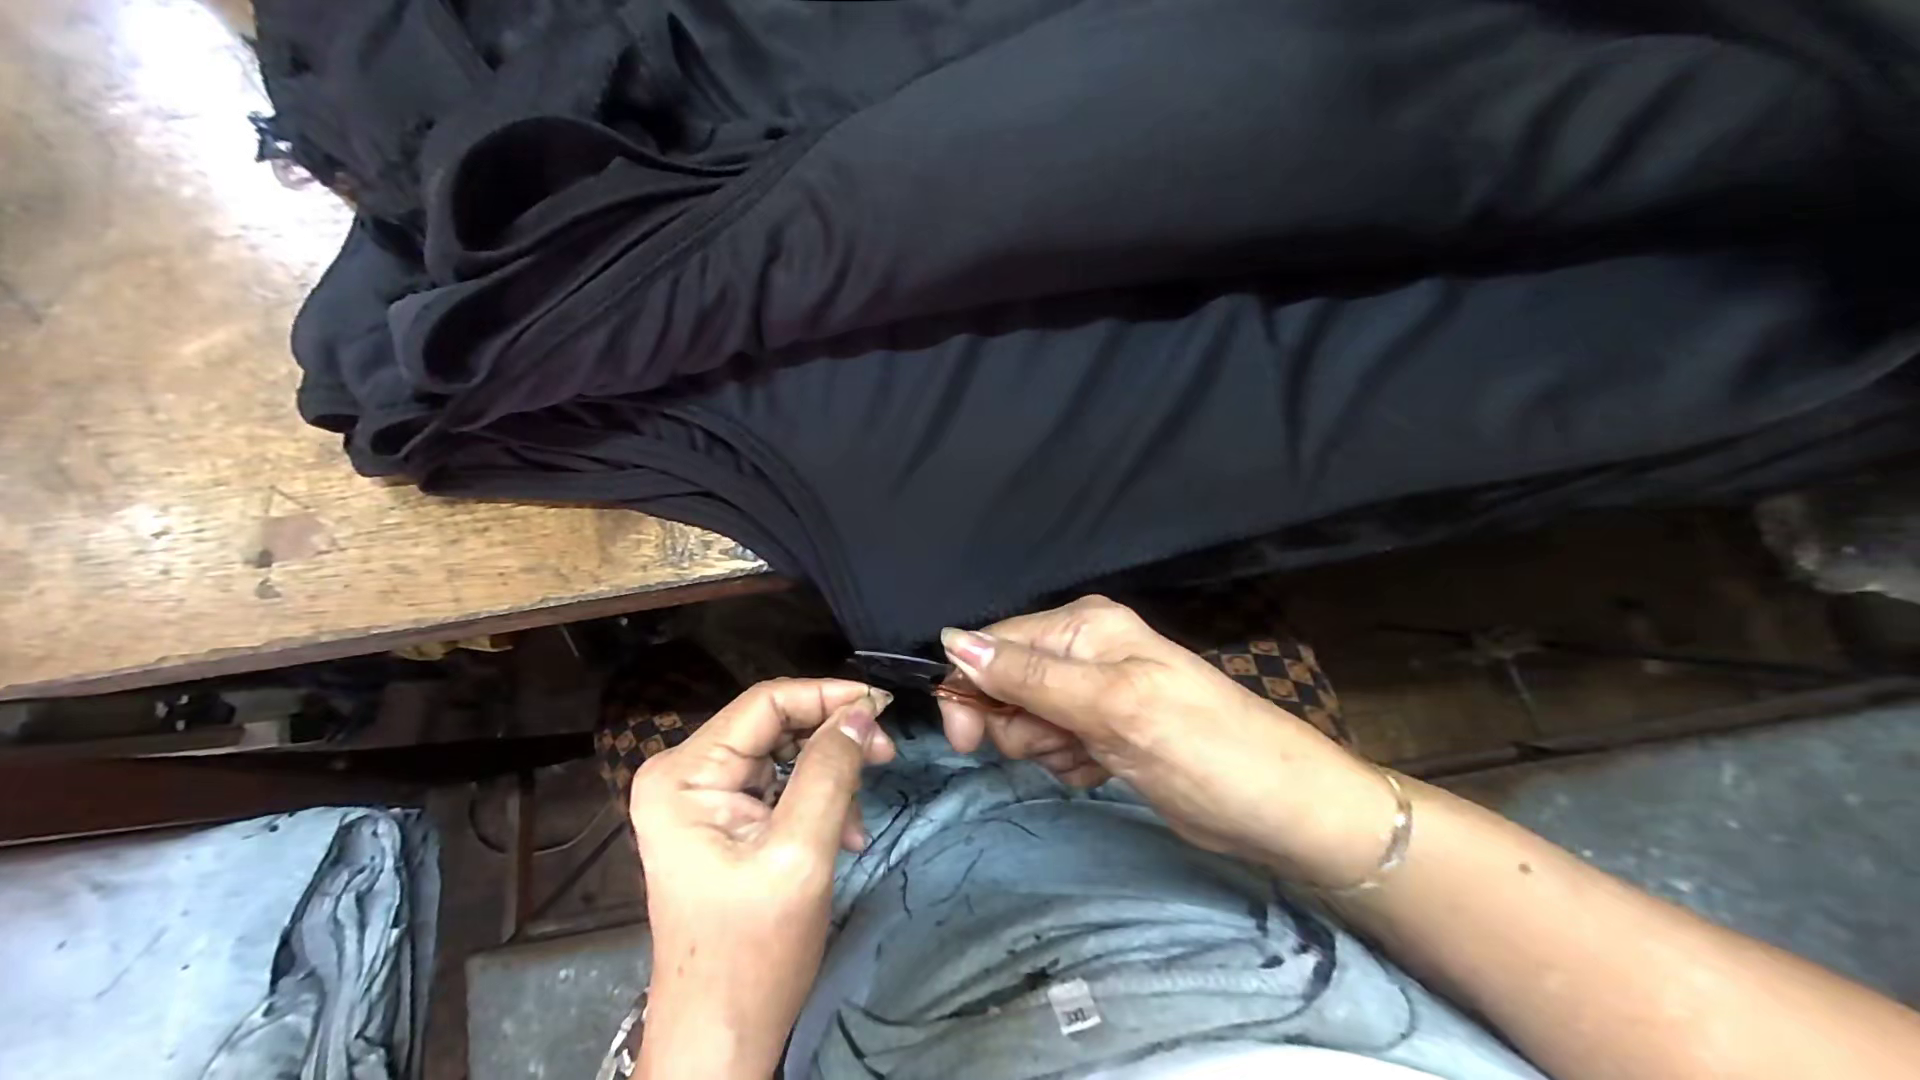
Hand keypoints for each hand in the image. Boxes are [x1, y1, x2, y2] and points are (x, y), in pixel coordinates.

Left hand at [628, 678, 894, 1079]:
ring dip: (831, 772)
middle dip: (833, 736)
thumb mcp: (800, 854)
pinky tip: (845, 831)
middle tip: (884, 755)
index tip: (882, 707)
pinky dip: (819, 798)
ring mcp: (701, 797)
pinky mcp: (722, 819)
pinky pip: (780, 783)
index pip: (766, 702)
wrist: (721, 1036)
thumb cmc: (753, 952)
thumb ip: (830, 772)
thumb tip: (862, 710)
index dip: (828, 695)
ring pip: (784, 751)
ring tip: (861, 813)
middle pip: (775, 723)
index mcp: (684, 774)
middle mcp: (684, 773)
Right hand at [937, 595, 1397, 886]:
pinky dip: (1067, 763)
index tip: (968, 740)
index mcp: (1082, 625)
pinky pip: (1052, 744)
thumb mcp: (1110, 706)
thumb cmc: (1201, 748)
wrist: (1280, 810)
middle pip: (1004, 683)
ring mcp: (1093, 693)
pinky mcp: (1102, 730)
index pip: (994, 644)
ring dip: (1044, 747)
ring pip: (1025, 719)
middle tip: (1059, 745)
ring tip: (1091, 757)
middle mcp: (1083, 650)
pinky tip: (1101, 769)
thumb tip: (950, 639)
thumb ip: (1029, 675)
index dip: (972, 689)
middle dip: (1019, 724)